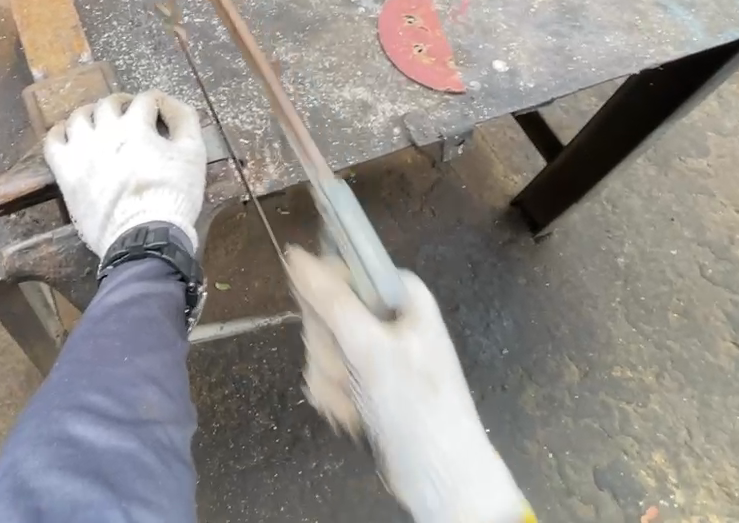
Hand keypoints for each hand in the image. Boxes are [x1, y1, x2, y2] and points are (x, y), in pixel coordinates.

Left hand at [43, 91, 205, 255]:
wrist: (144, 237)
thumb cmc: (172, 195)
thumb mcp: (193, 154)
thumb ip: (185, 121)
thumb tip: (170, 103)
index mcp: (136, 124)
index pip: (145, 99)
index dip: (154, 103)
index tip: (158, 113)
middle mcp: (104, 130)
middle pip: (109, 104)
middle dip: (122, 105)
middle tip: (129, 116)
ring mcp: (81, 150)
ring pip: (79, 117)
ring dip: (91, 115)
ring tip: (98, 123)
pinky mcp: (66, 172)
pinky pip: (53, 142)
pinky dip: (60, 133)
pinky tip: (68, 136)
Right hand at [285, 246, 534, 522]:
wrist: (444, 483)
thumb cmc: (417, 409)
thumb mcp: (372, 350)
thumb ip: (332, 300)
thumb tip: (295, 253)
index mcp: (398, 293)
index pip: (341, 270)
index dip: (327, 298)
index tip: (331, 327)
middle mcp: (385, 314)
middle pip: (324, 308)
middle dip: (328, 348)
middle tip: (348, 371)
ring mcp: (373, 348)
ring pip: (320, 342)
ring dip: (330, 377)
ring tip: (355, 401)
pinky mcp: (362, 378)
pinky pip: (324, 369)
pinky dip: (333, 395)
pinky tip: (352, 414)